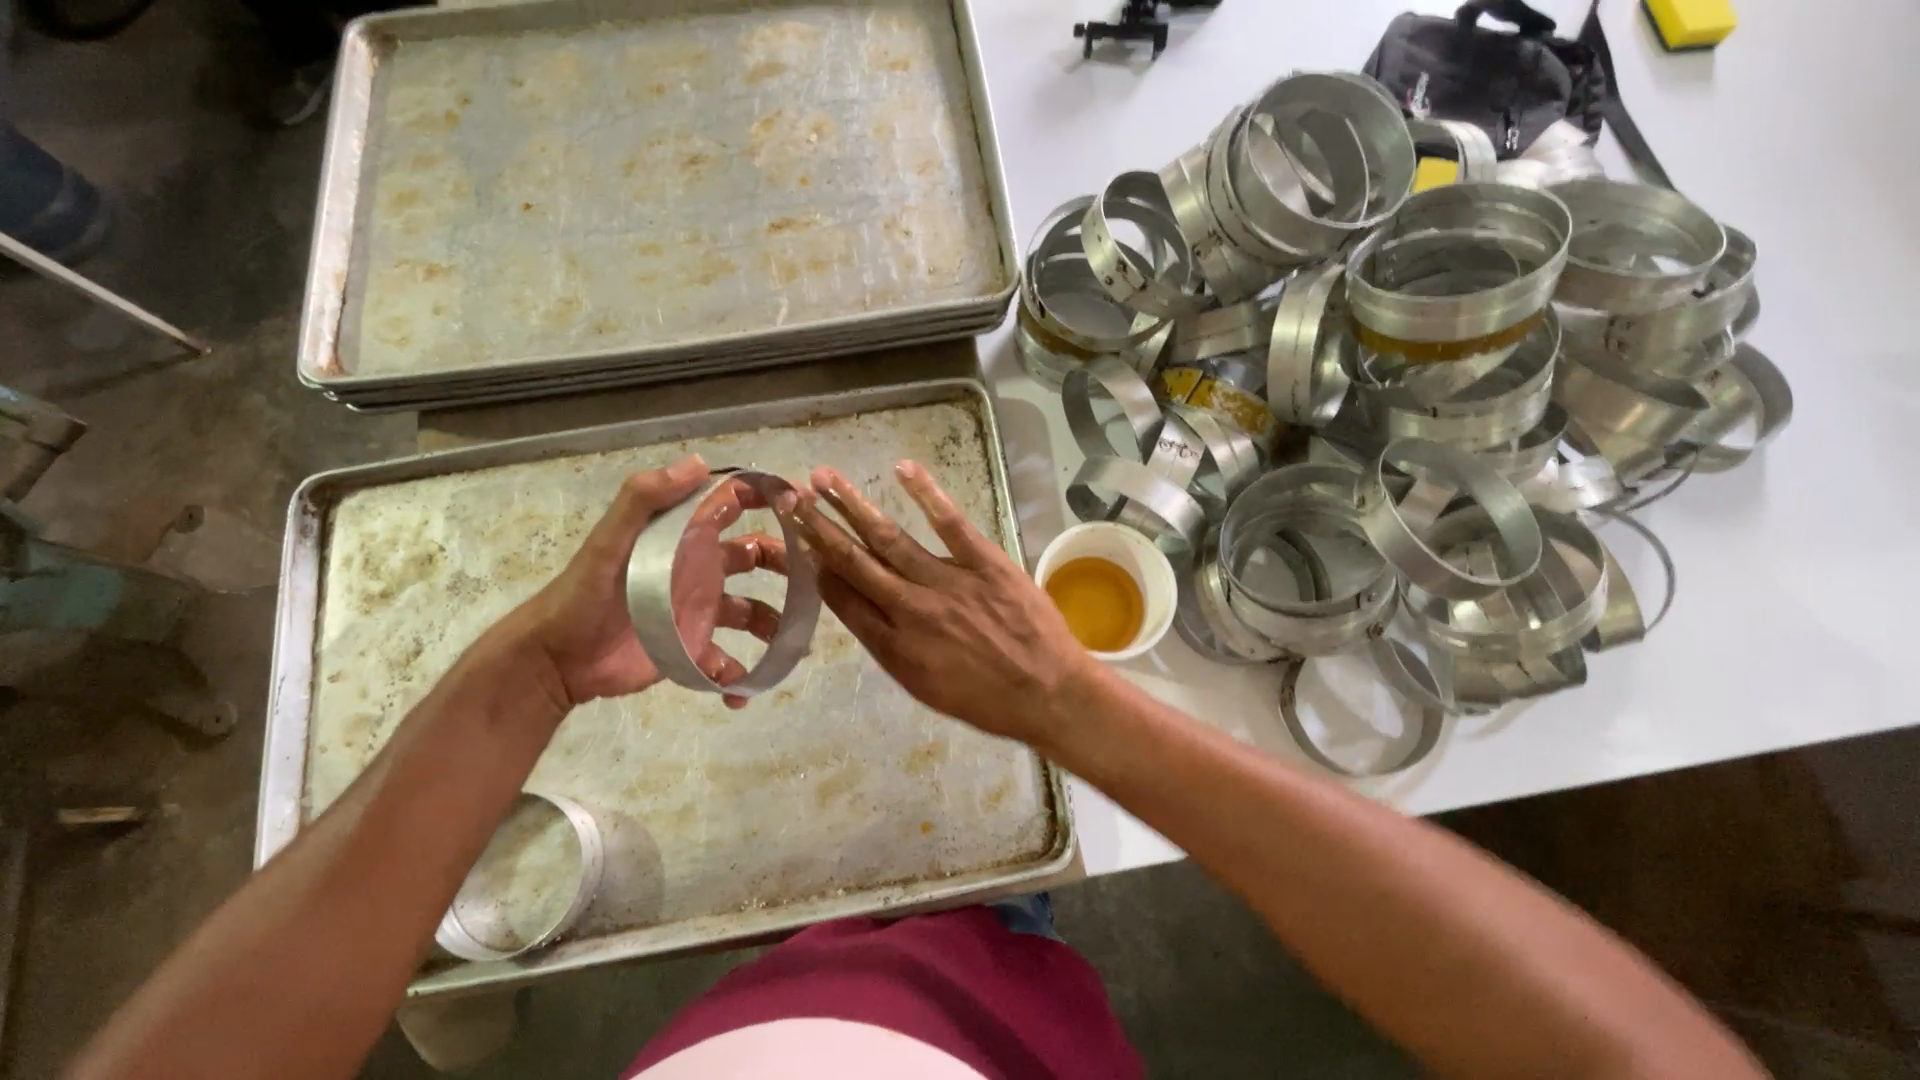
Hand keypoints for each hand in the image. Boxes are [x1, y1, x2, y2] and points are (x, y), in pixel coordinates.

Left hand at [518, 454, 786, 710]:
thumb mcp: (610, 540)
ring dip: (776, 627)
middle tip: (809, 581)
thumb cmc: (585, 593)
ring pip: (755, 614)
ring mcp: (700, 613)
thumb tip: (699, 462)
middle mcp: (702, 571)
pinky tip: (739, 693)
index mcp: (686, 538)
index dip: (767, 497)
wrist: (557, 657)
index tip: (800, 503)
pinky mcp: (693, 652)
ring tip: (791, 647)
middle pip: (759, 559)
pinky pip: (728, 665)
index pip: (733, 505)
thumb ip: (645, 498)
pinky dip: (740, 680)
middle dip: (788, 565)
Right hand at [776, 460, 1102, 747]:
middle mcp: (911, 610)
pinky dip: (926, 494)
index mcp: (894, 645)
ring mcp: (948, 583)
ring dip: (853, 504)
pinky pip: (950, 523)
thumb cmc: (986, 701)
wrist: (1049, 694)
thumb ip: (890, 647)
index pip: (843, 598)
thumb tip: (860, 611)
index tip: (797, 538)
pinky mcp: (985, 563)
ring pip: (890, 538)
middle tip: (791, 497)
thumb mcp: (924, 687)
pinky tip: (902, 469)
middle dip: (819, 527)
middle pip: (855, 561)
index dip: (817, 565)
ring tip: (824, 478)